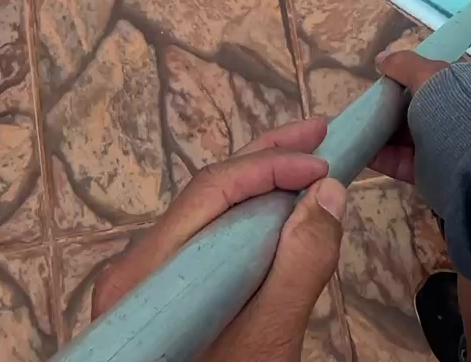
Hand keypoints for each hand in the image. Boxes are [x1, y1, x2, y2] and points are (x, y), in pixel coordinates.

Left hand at [90, 117, 346, 360]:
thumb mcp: (268, 342)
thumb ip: (298, 265)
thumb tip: (329, 192)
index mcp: (146, 272)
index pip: (213, 190)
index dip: (271, 165)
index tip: (324, 161)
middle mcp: (141, 265)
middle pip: (211, 190)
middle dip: (270, 155)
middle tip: (321, 130)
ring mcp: (156, 279)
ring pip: (214, 209)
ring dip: (265, 178)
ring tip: (310, 152)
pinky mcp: (176, 293)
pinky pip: (216, 236)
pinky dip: (256, 213)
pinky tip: (285, 205)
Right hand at [369, 50, 448, 183]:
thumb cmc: (451, 106)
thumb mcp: (427, 74)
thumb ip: (403, 64)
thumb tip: (381, 59)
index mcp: (454, 89)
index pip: (427, 81)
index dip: (404, 80)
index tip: (382, 83)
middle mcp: (449, 116)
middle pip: (412, 111)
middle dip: (388, 110)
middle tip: (364, 109)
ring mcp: (439, 144)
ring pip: (404, 137)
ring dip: (380, 134)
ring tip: (354, 131)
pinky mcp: (429, 170)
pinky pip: (400, 161)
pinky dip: (381, 158)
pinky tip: (361, 152)